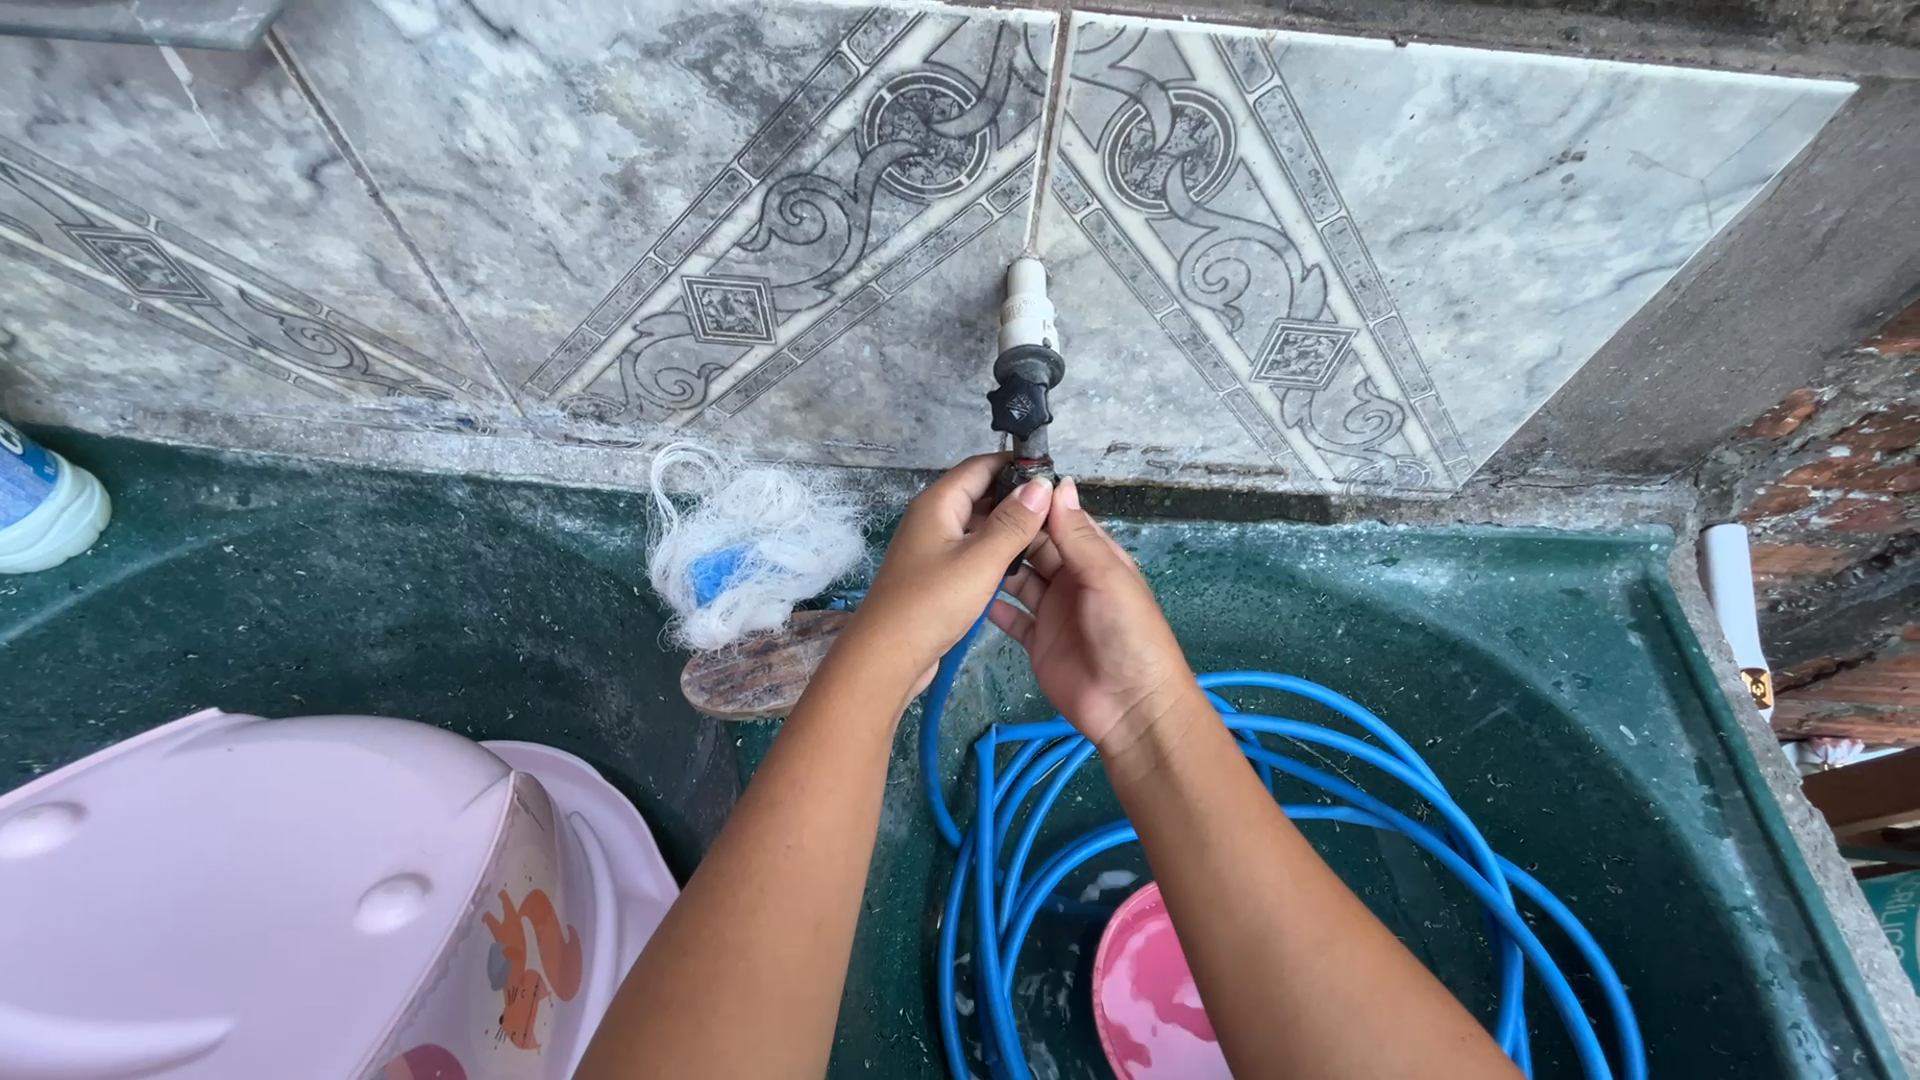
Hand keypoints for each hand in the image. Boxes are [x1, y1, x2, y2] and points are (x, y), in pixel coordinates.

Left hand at [847, 454, 1051, 686]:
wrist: (888, 655)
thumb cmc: (932, 602)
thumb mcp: (981, 560)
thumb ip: (1014, 522)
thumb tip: (1042, 484)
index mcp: (937, 503)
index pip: (980, 466)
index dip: (1015, 465)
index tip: (1052, 472)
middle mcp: (933, 518)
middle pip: (979, 493)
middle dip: (1016, 497)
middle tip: (1057, 507)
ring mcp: (933, 547)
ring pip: (977, 524)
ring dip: (1008, 526)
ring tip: (1048, 532)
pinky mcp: (936, 573)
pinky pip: (970, 550)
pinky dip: (994, 550)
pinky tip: (1020, 562)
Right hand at [990, 478, 1198, 756]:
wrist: (1130, 708)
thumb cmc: (1128, 635)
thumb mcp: (1107, 578)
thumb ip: (1078, 536)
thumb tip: (1061, 485)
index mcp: (1097, 560)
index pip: (1062, 523)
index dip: (1036, 505)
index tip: (999, 485)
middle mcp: (1073, 581)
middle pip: (1037, 549)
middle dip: (1011, 533)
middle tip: (971, 515)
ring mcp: (1054, 613)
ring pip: (1021, 581)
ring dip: (999, 567)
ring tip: (965, 549)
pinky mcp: (1038, 642)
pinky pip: (1013, 618)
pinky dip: (995, 608)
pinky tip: (970, 594)